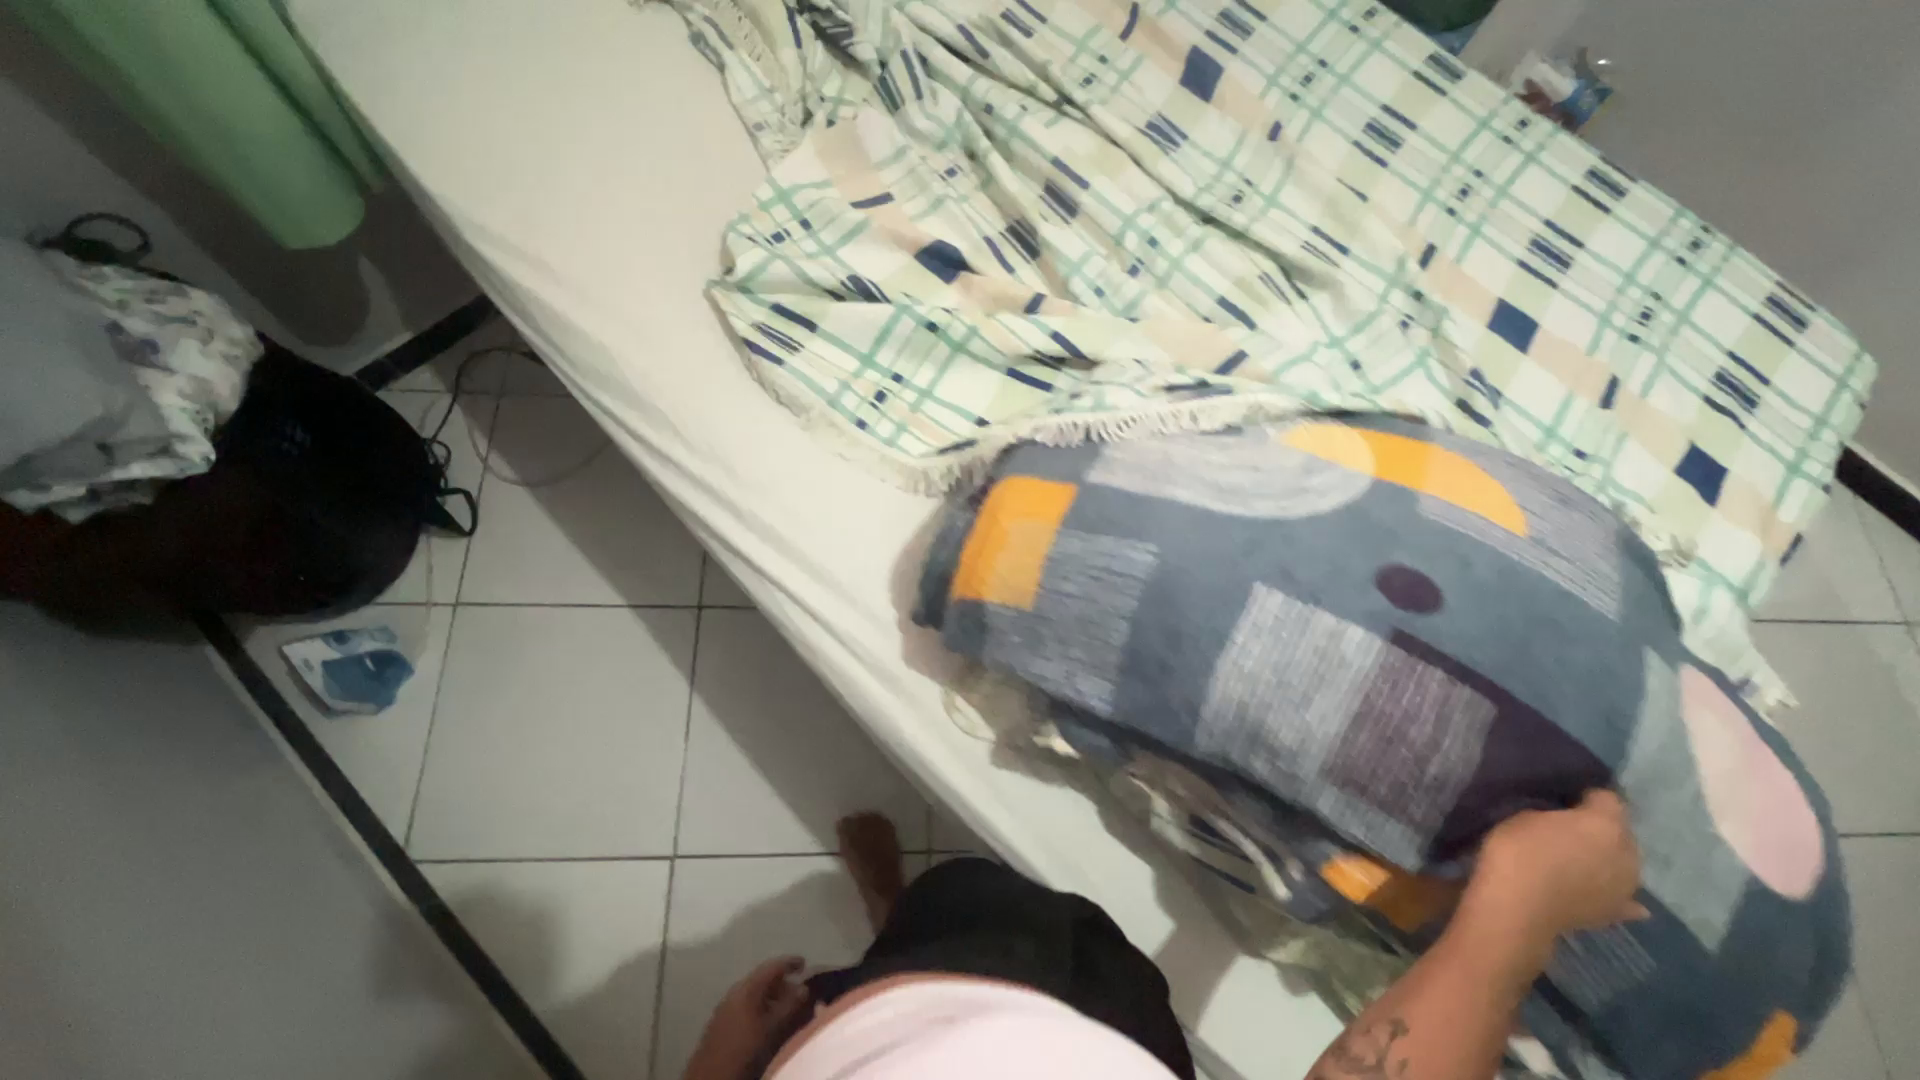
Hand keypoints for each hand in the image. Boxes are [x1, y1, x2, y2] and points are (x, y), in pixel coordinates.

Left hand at [683, 956, 810, 1079]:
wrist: (710, 1075)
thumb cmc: (744, 1048)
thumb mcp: (771, 1028)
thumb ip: (789, 1006)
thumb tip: (804, 988)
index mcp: (747, 988)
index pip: (771, 967)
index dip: (789, 963)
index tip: (805, 964)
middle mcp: (735, 991)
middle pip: (762, 978)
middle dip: (782, 983)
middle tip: (799, 994)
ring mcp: (726, 1005)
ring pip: (754, 992)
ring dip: (772, 996)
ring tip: (786, 1009)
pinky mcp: (722, 1019)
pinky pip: (746, 1003)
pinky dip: (761, 1006)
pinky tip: (768, 1020)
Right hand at [1467, 790, 1644, 946]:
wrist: (1518, 905)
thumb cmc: (1517, 850)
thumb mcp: (1526, 814)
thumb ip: (1556, 814)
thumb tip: (1570, 818)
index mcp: (1607, 824)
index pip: (1607, 796)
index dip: (1585, 795)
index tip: (1562, 798)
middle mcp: (1628, 852)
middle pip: (1620, 831)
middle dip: (1599, 828)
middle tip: (1566, 829)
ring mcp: (1628, 885)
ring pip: (1623, 861)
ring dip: (1606, 858)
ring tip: (1578, 859)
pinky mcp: (1616, 911)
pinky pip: (1624, 897)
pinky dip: (1614, 891)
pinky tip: (1603, 890)